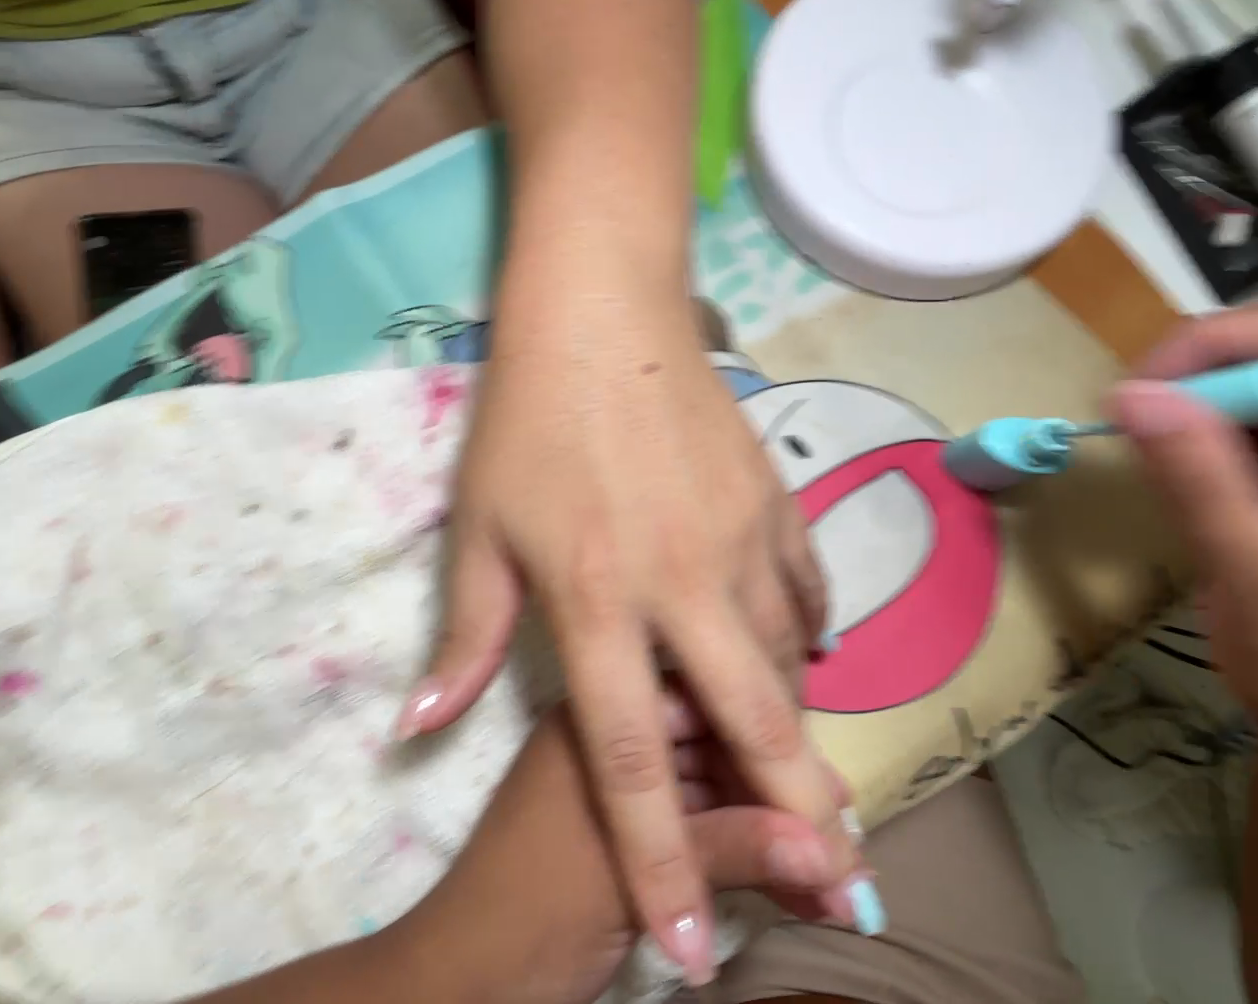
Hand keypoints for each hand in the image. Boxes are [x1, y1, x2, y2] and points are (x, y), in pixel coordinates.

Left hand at [386, 709, 851, 1003]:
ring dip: (776, 815)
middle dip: (787, 794)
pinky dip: (749, 828)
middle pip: (719, 739)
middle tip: (849, 845)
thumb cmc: (520, 910)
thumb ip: (725, 853)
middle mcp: (609, 712)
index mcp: (590, 713)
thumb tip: (829, 857)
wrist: (455, 969)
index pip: (700, 713)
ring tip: (839, 858)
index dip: (772, 761)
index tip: (835, 812)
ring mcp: (619, 743)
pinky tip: (797, 855)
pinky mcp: (626, 781)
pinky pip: (704, 794)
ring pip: (719, 767)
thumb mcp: (622, 881)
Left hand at [399, 296, 860, 982]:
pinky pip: (806, 593)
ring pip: (788, 658)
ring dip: (791, 718)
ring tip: (796, 764)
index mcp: (595, 597)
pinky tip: (798, 654)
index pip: (625, 757)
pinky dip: (803, 636)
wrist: (602, 317)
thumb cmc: (526, 424)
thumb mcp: (479, 530)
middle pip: (750, 720)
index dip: (658, 863)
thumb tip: (421, 728)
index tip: (689, 949)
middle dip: (794, 812)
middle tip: (836, 881)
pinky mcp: (778, 502)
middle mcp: (681, 581)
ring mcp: (742, 539)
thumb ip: (466, 638)